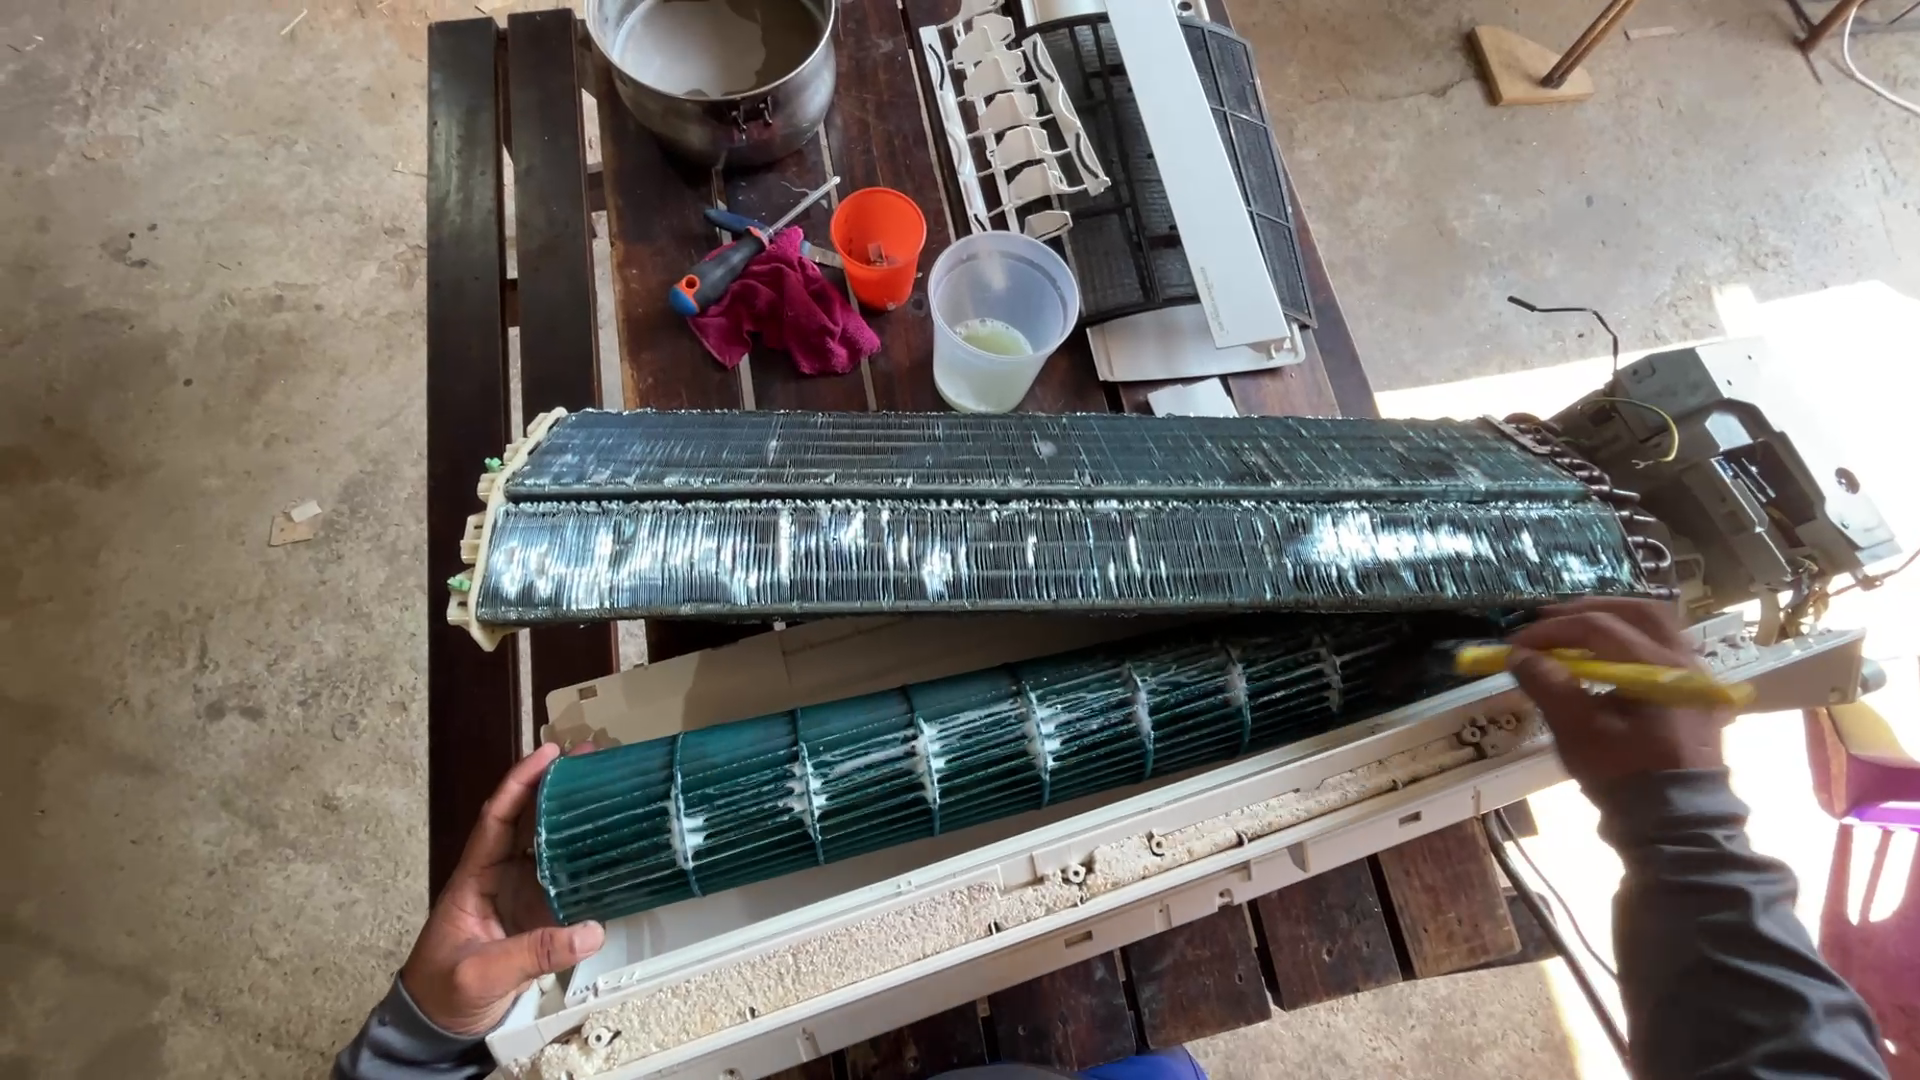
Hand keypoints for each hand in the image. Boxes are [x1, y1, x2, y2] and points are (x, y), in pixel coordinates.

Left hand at [400, 742, 605, 1035]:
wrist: (438, 1030)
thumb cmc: (443, 995)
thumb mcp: (481, 975)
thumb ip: (533, 952)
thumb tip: (592, 930)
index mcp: (475, 877)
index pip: (498, 818)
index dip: (521, 783)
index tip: (549, 753)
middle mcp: (501, 874)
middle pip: (529, 818)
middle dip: (557, 784)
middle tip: (591, 756)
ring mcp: (523, 891)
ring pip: (550, 839)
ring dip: (575, 811)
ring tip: (607, 783)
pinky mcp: (542, 909)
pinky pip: (567, 869)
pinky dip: (588, 848)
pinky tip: (613, 836)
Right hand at [1505, 597, 1729, 786]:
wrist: (1675, 821)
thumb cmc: (1623, 772)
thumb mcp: (1575, 728)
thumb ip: (1546, 684)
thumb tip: (1517, 655)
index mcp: (1658, 669)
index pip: (1596, 628)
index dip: (1548, 631)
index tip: (1513, 646)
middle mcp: (1685, 665)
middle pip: (1638, 612)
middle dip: (1585, 610)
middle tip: (1545, 622)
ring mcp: (1695, 680)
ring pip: (1654, 627)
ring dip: (1608, 623)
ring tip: (1569, 634)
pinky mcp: (1692, 695)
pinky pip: (1660, 650)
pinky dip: (1625, 643)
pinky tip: (1599, 659)